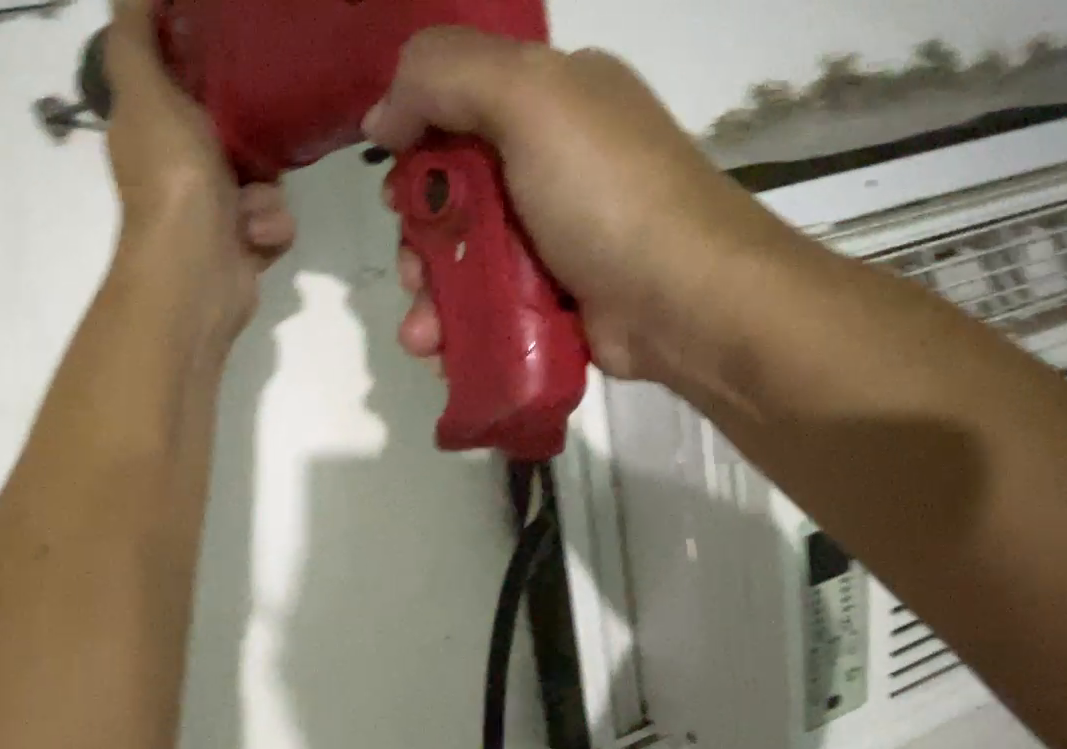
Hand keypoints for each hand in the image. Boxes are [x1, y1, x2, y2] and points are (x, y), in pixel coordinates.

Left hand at [104, 0, 295, 339]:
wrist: (196, 274)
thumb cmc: (171, 179)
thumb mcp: (145, 90)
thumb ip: (136, 35)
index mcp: (153, 129)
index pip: (185, 82)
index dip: (210, 65)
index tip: (241, 50)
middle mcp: (181, 169)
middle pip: (237, 132)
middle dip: (253, 138)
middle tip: (262, 132)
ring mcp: (214, 211)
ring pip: (265, 180)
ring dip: (264, 194)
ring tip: (246, 207)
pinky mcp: (244, 246)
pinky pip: (276, 220)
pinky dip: (270, 228)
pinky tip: (254, 238)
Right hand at [363, 29, 807, 391]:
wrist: (686, 301)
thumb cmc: (608, 193)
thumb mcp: (530, 98)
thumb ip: (444, 77)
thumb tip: (380, 115)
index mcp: (551, 101)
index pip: (458, 108)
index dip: (417, 146)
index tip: (399, 189)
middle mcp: (551, 163)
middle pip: (452, 195)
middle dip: (419, 238)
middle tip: (414, 271)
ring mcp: (553, 238)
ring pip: (463, 260)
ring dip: (429, 298)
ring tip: (424, 334)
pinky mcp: (553, 299)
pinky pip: (486, 307)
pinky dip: (456, 330)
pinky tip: (440, 352)